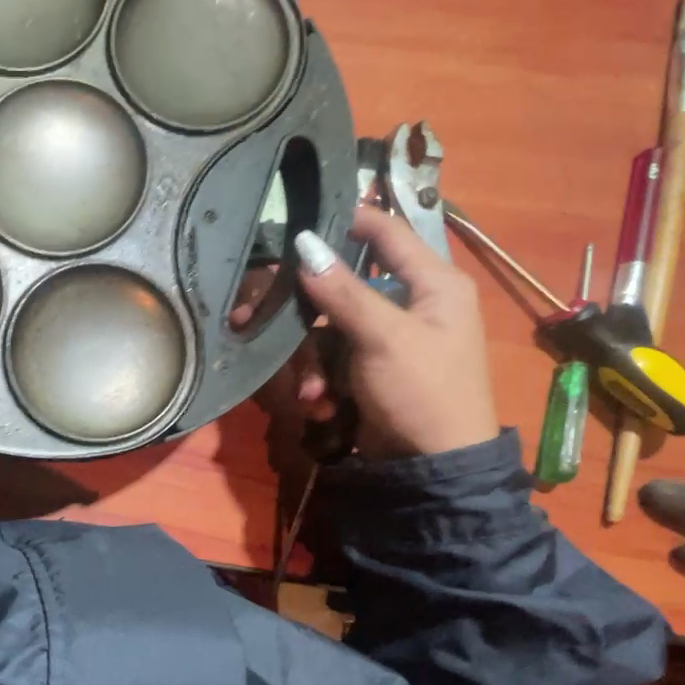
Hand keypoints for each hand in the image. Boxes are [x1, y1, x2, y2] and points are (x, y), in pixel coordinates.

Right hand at [292, 206, 499, 459]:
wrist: (430, 464)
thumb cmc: (422, 390)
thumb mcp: (382, 338)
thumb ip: (343, 291)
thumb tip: (305, 243)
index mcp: (432, 283)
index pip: (388, 233)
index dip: (348, 221)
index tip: (299, 220)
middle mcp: (407, 304)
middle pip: (338, 289)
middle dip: (302, 317)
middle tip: (252, 318)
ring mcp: (383, 339)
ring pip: (323, 331)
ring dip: (309, 365)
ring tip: (313, 396)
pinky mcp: (364, 370)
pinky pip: (327, 361)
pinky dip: (319, 384)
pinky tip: (321, 407)